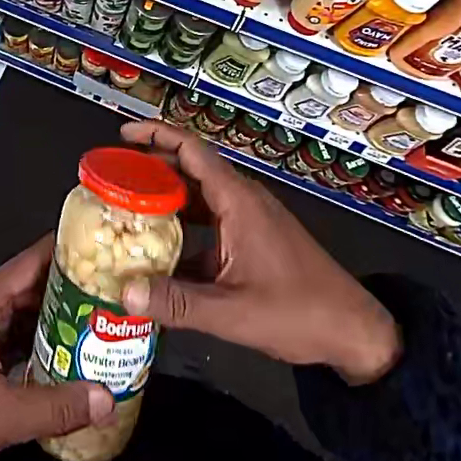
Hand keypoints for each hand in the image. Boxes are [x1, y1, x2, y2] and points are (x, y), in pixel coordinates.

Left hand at [0, 235, 112, 460]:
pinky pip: (32, 330)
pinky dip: (57, 335)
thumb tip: (106, 399)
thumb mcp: (2, 416)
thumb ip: (57, 407)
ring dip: (72, 312)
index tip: (110, 251)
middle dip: (81, 284)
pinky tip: (84, 347)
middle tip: (119, 289)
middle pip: (43, 280)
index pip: (36, 259)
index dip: (73, 251)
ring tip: (109, 316)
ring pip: (39, 307)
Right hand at [118, 121, 400, 384]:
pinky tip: (158, 254)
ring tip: (124, 211)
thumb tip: (123, 293)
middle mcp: (243, 201)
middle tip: (110, 178)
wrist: (350, 328)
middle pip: (192, 171)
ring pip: (199, 199)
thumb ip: (177, 302)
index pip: (194, 151)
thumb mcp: (232, 312)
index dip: (158, 135)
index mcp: (239, 201)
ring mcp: (249, 220)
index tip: (124, 132)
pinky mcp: (253, 240)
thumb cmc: (297, 312)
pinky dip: (183, 231)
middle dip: (152, 169)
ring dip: (165, 202)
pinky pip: (210, 225)